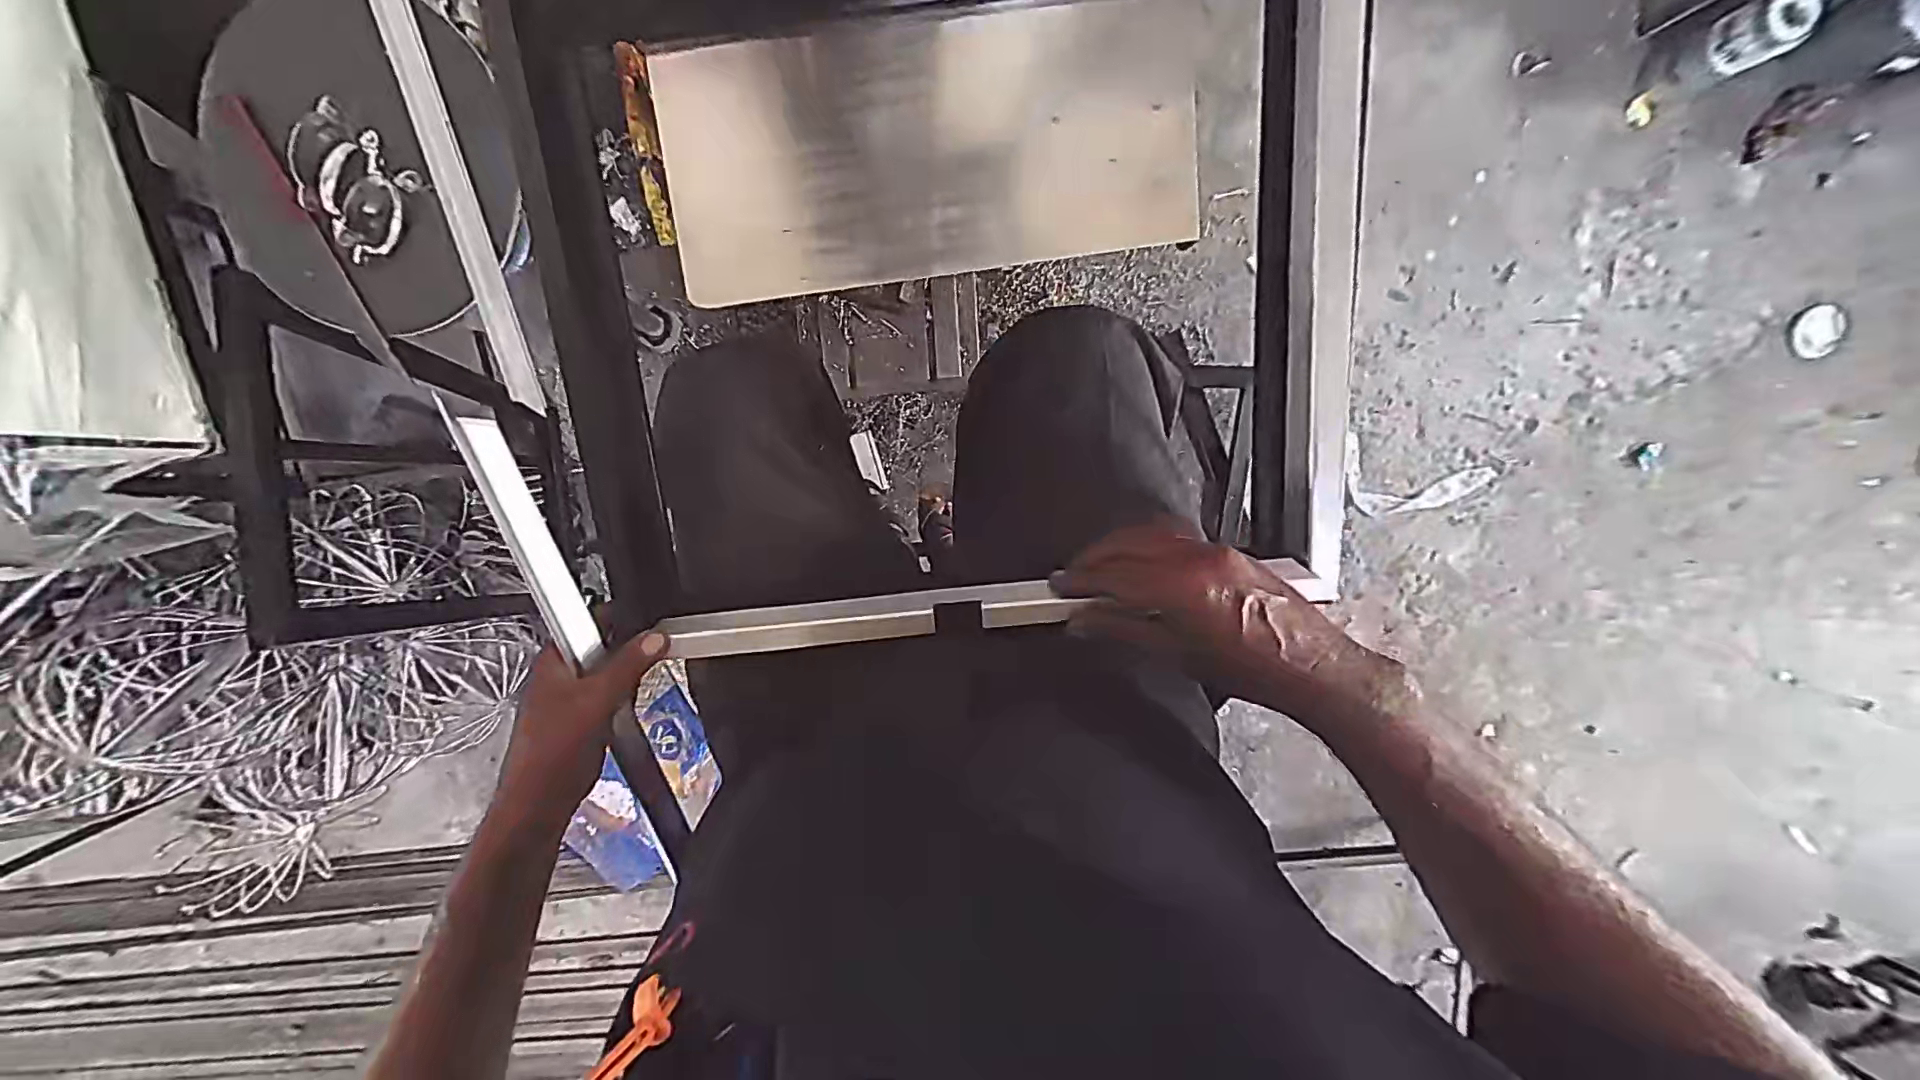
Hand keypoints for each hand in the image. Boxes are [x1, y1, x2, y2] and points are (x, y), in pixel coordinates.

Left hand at [493, 631, 670, 833]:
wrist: (541, 800)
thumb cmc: (553, 750)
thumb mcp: (598, 698)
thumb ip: (628, 665)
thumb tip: (654, 638)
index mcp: (553, 662)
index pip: (585, 623)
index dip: (615, 617)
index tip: (643, 620)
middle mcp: (558, 677)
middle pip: (601, 647)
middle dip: (627, 651)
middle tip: (647, 656)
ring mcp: (568, 699)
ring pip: (606, 674)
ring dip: (625, 678)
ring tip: (635, 687)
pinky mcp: (580, 720)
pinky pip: (607, 697)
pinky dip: (621, 700)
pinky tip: (626, 712)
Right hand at [1051, 522, 1401, 729]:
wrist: (1312, 668)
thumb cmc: (1258, 670)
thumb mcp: (1177, 655)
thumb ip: (1123, 631)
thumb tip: (1089, 621)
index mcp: (1183, 587)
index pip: (1114, 575)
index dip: (1081, 580)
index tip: (1061, 586)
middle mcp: (1199, 559)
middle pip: (1127, 543)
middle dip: (1093, 557)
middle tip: (1073, 577)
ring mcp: (1215, 551)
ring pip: (1150, 534)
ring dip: (1118, 545)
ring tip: (1100, 567)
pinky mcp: (1227, 552)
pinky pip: (1174, 536)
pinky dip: (1146, 544)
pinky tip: (1138, 561)